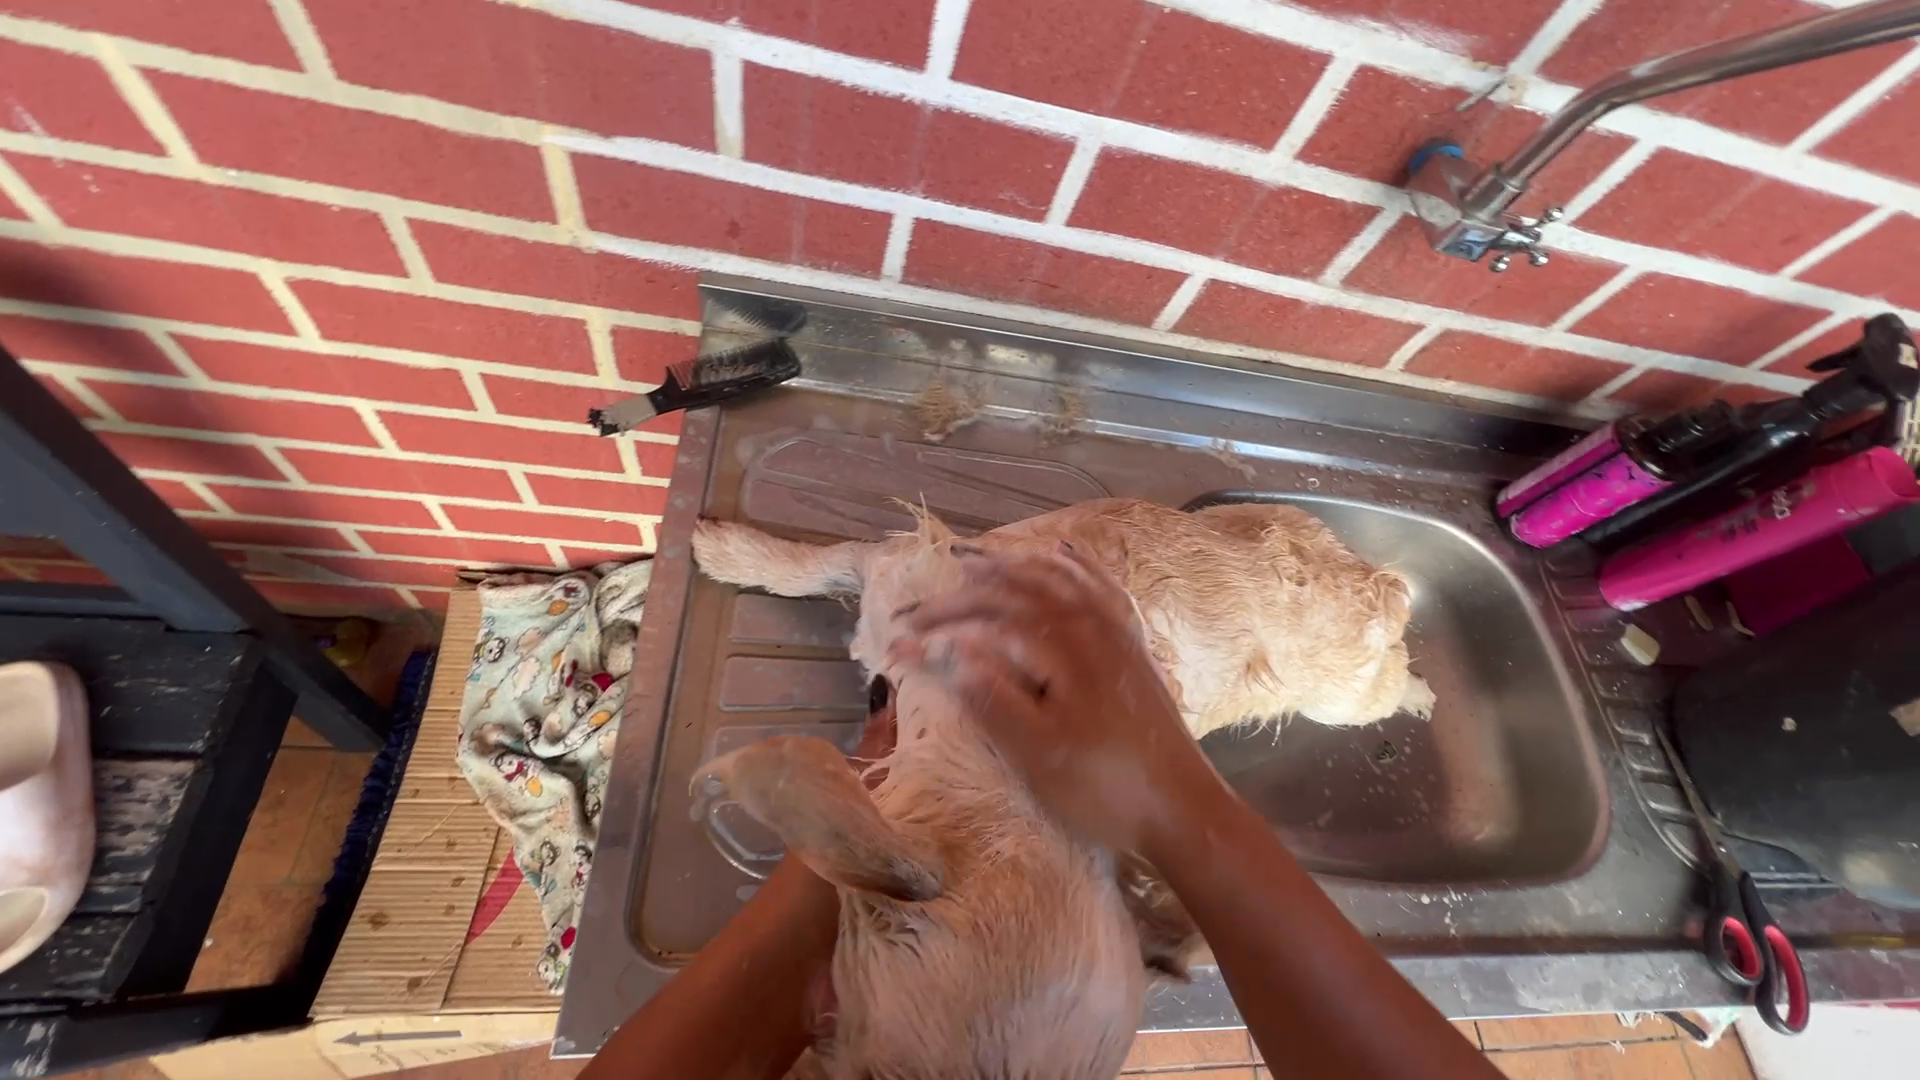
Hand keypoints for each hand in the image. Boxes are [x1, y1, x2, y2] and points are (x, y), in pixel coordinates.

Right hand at [886, 547, 1214, 853]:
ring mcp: (1113, 629)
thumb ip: (990, 696)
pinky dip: (1074, 565)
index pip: (984, 625)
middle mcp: (1087, 621)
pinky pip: (1098, 585)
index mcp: (1061, 644)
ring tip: (971, 560)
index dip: (936, 635)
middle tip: (915, 613)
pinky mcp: (1130, 643)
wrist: (1183, 808)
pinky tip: (1062, 553)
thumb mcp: (1037, 752)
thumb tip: (948, 650)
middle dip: (959, 599)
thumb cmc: (1104, 786)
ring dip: (1008, 566)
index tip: (894, 647)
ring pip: (1054, 578)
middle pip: (1013, 593)